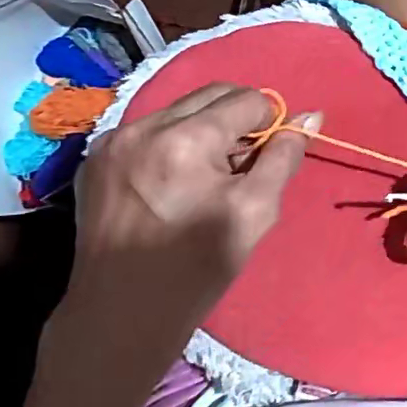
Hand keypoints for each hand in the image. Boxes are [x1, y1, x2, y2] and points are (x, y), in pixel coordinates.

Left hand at [41, 83, 315, 405]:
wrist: (122, 313)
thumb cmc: (199, 266)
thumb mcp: (256, 212)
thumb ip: (283, 157)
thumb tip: (311, 115)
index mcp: (186, 138)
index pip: (246, 100)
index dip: (269, 123)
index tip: (269, 157)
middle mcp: (144, 126)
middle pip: (211, 94)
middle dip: (237, 119)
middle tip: (243, 164)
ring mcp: (113, 140)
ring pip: (178, 109)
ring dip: (204, 129)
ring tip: (206, 176)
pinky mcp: (95, 158)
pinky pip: (148, 130)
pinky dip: (171, 143)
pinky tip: (172, 182)